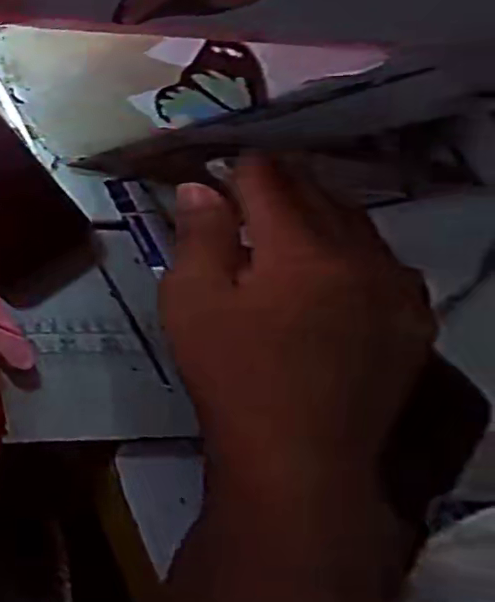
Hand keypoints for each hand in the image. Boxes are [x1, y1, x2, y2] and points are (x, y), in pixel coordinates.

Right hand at [163, 155, 435, 491]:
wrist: (298, 446)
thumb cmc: (227, 362)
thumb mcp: (191, 294)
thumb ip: (199, 235)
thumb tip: (203, 189)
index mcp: (304, 252)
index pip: (272, 184)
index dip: (241, 165)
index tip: (214, 155)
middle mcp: (364, 263)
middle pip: (322, 200)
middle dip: (280, 182)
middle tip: (239, 175)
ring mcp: (398, 296)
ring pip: (359, 229)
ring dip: (317, 211)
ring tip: (277, 208)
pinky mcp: (410, 324)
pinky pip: (382, 263)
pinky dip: (347, 244)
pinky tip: (322, 257)